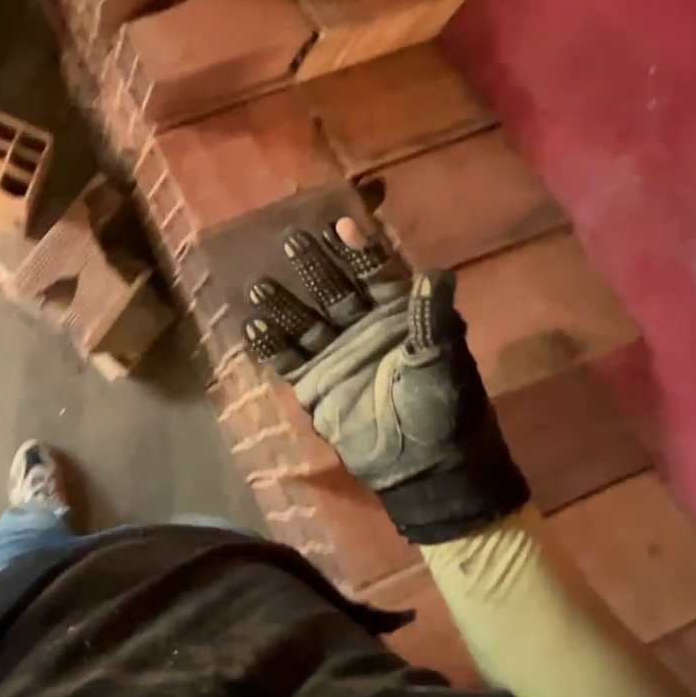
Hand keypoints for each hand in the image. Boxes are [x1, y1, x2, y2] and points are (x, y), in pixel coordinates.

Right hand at [241, 218, 527, 543]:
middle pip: (332, 289)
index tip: (339, 227)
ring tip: (258, 285)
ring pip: (304, 319)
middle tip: (290, 239)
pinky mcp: (312, 382)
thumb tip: (437, 273)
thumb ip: (431, 318)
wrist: (425, 469)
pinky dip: (270, 343)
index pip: (375, 275)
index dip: (359, 251)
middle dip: (313, 265)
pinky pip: (287, 357)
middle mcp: (362, 327)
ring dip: (283, 302)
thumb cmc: (443, 409)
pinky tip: (252, 325)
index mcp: (397, 316)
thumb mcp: (441, 360)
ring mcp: (334, 353)